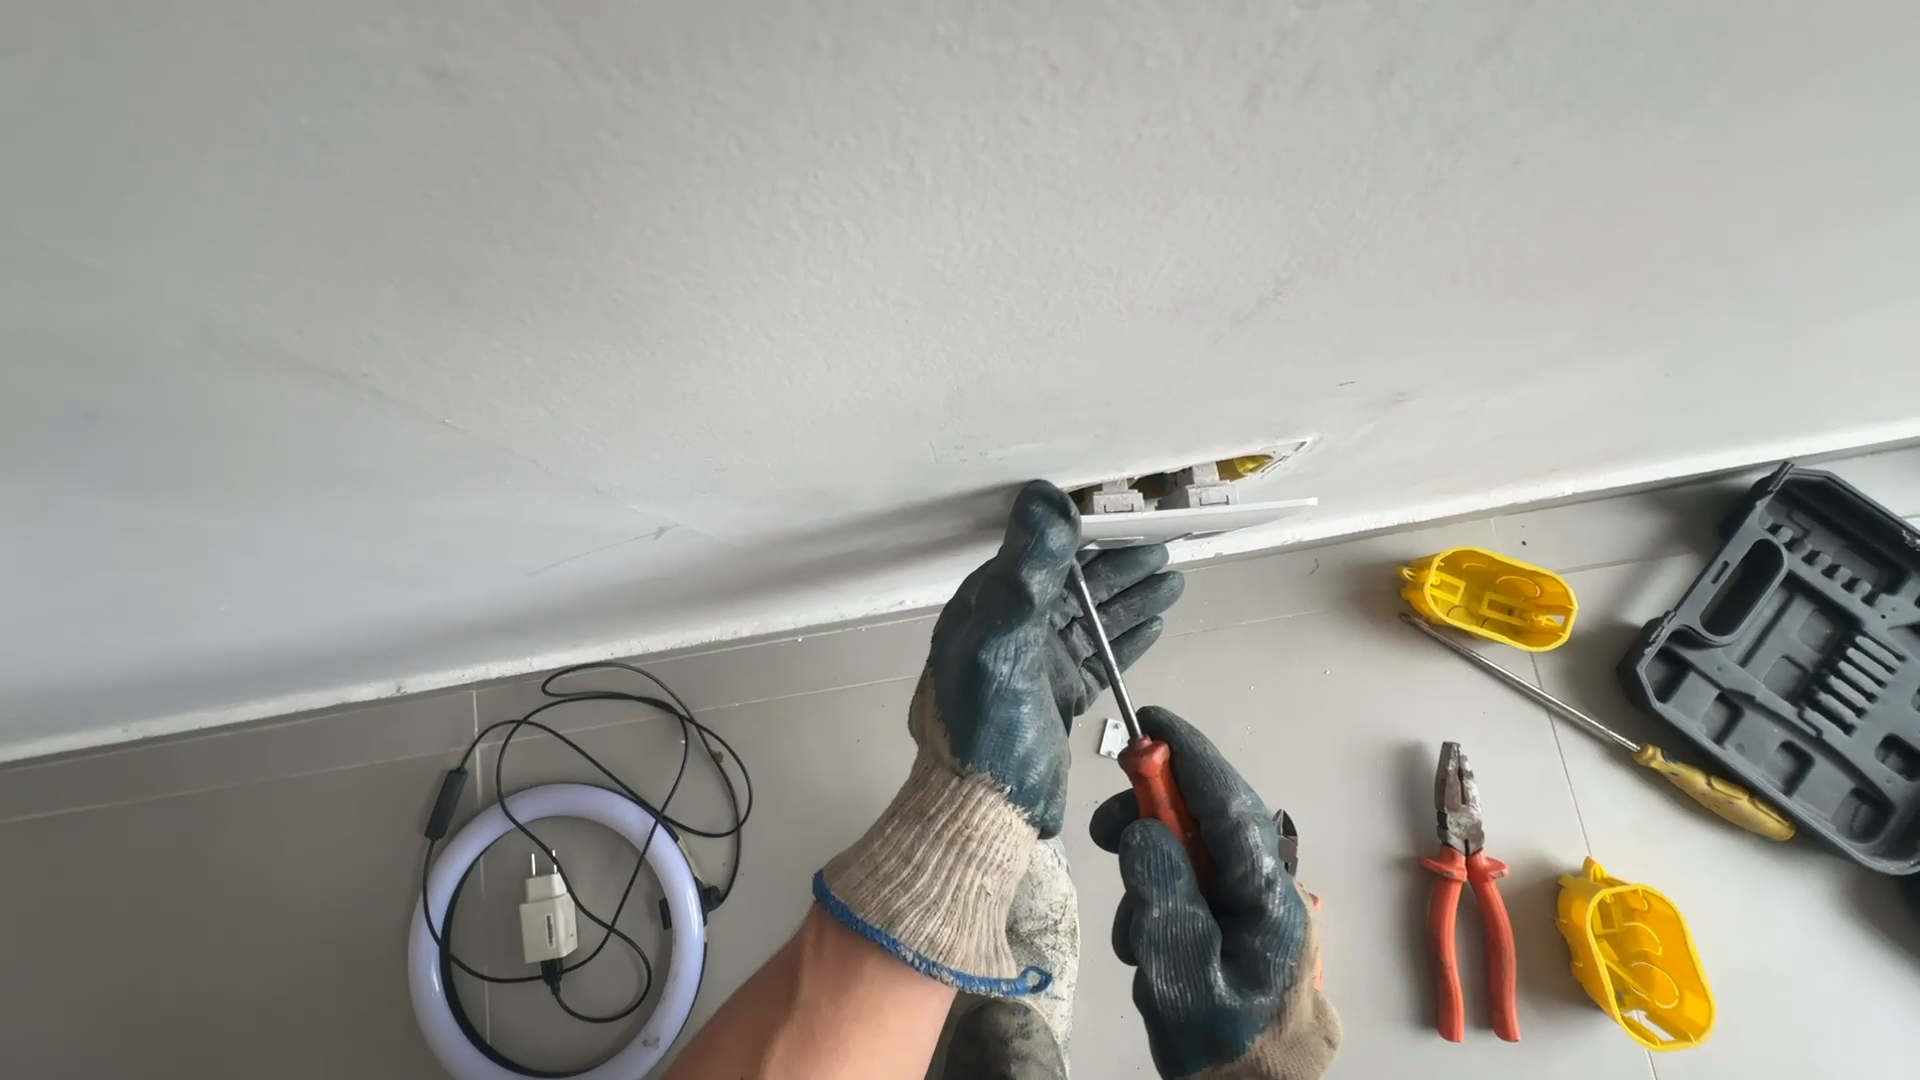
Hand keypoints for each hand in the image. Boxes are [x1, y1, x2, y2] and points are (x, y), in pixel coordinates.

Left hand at [924, 481, 1184, 837]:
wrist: (981, 808)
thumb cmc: (984, 727)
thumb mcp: (1001, 641)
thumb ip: (1026, 571)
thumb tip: (1045, 497)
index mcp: (990, 608)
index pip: (1045, 560)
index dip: (1088, 542)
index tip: (1128, 528)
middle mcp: (1013, 629)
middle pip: (1075, 589)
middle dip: (1120, 571)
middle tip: (1163, 555)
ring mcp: (1038, 664)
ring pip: (1093, 622)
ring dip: (1131, 602)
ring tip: (1172, 583)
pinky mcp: (1059, 695)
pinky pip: (1101, 658)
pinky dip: (1127, 640)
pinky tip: (1154, 625)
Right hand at [1090, 708, 1339, 1079]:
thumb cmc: (1223, 1047)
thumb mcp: (1182, 976)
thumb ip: (1163, 895)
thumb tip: (1142, 827)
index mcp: (1268, 897)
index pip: (1227, 803)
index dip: (1188, 754)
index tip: (1149, 720)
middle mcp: (1266, 887)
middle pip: (1207, 815)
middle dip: (1152, 810)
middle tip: (1105, 827)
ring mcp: (1252, 902)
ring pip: (1192, 845)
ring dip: (1149, 863)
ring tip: (1130, 920)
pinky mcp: (1235, 916)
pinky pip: (1189, 877)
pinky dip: (1157, 892)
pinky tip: (1147, 938)